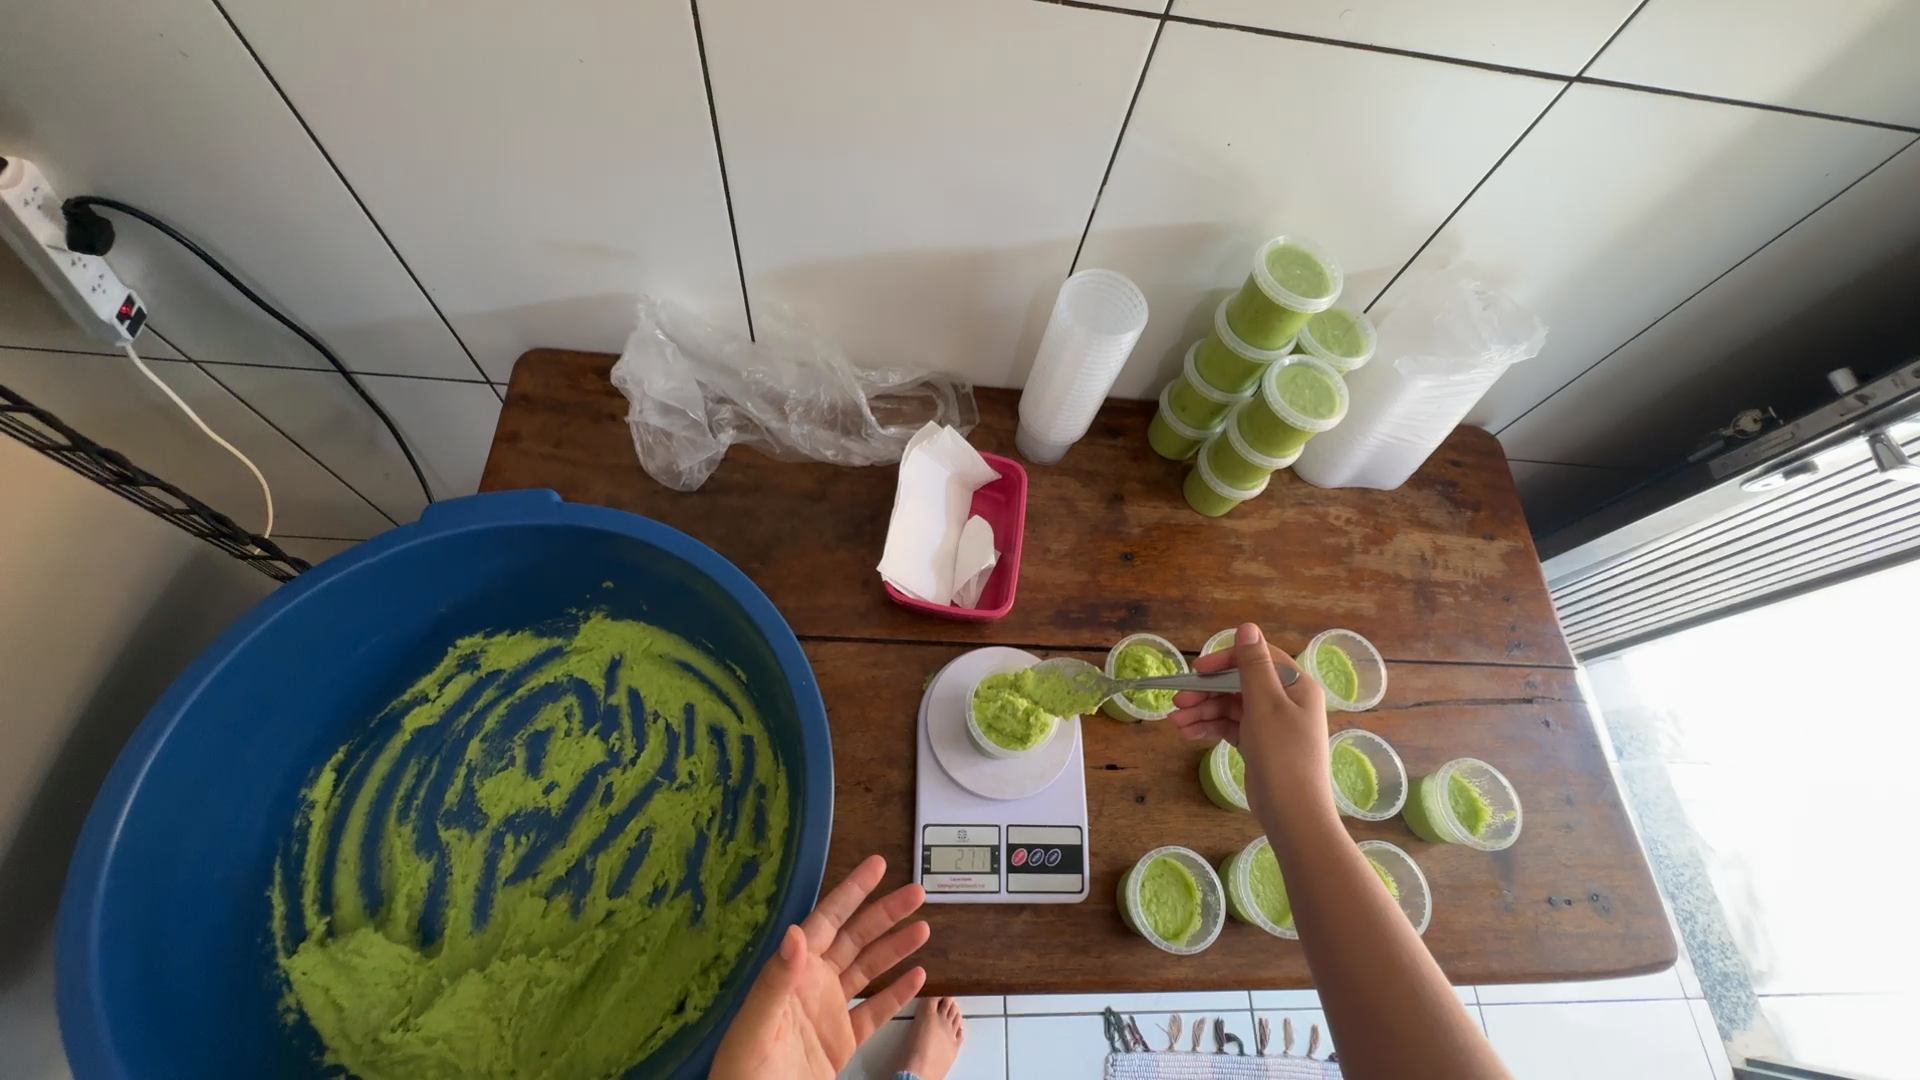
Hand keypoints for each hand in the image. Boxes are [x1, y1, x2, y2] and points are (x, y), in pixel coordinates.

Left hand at [709, 855, 930, 1079]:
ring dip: (896, 948)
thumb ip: (775, 980)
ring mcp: (830, 1012)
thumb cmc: (743, 1072)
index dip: (852, 891)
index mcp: (795, 971)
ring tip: (924, 928)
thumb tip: (795, 931)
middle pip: (856, 938)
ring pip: (869, 970)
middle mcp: (814, 983)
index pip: (828, 920)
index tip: (877, 865)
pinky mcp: (841, 1044)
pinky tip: (917, 976)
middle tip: (916, 892)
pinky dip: (896, 994)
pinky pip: (874, 1012)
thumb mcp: (755, 1026)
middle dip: (886, 913)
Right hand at [1167, 623, 1332, 822]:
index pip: (1258, 658)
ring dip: (1202, 711)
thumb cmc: (1282, 754)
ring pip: (1231, 706)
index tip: (1199, 670)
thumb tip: (1248, 627)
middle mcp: (1286, 701)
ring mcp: (1272, 724)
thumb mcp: (1264, 704)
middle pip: (1239, 684)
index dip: (1226, 660)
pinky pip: (1230, 726)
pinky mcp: (1260, 744)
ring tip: (1175, 723)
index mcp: (1296, 686)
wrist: (1294, 814)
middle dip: (1207, 691)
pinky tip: (1187, 733)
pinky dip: (1210, 727)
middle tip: (1178, 701)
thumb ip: (1252, 665)